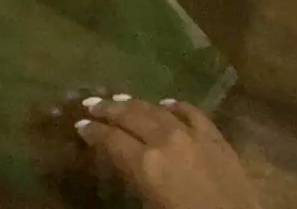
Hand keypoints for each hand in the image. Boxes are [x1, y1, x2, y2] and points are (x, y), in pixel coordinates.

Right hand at [76, 96, 261, 208]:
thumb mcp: (151, 206)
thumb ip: (134, 180)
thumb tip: (122, 163)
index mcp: (147, 164)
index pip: (112, 140)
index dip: (94, 132)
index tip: (80, 124)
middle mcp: (166, 140)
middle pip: (131, 117)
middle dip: (108, 109)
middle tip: (91, 103)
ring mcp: (194, 135)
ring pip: (158, 110)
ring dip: (137, 104)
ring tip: (120, 99)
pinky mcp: (217, 137)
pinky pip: (192, 113)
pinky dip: (176, 106)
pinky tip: (168, 103)